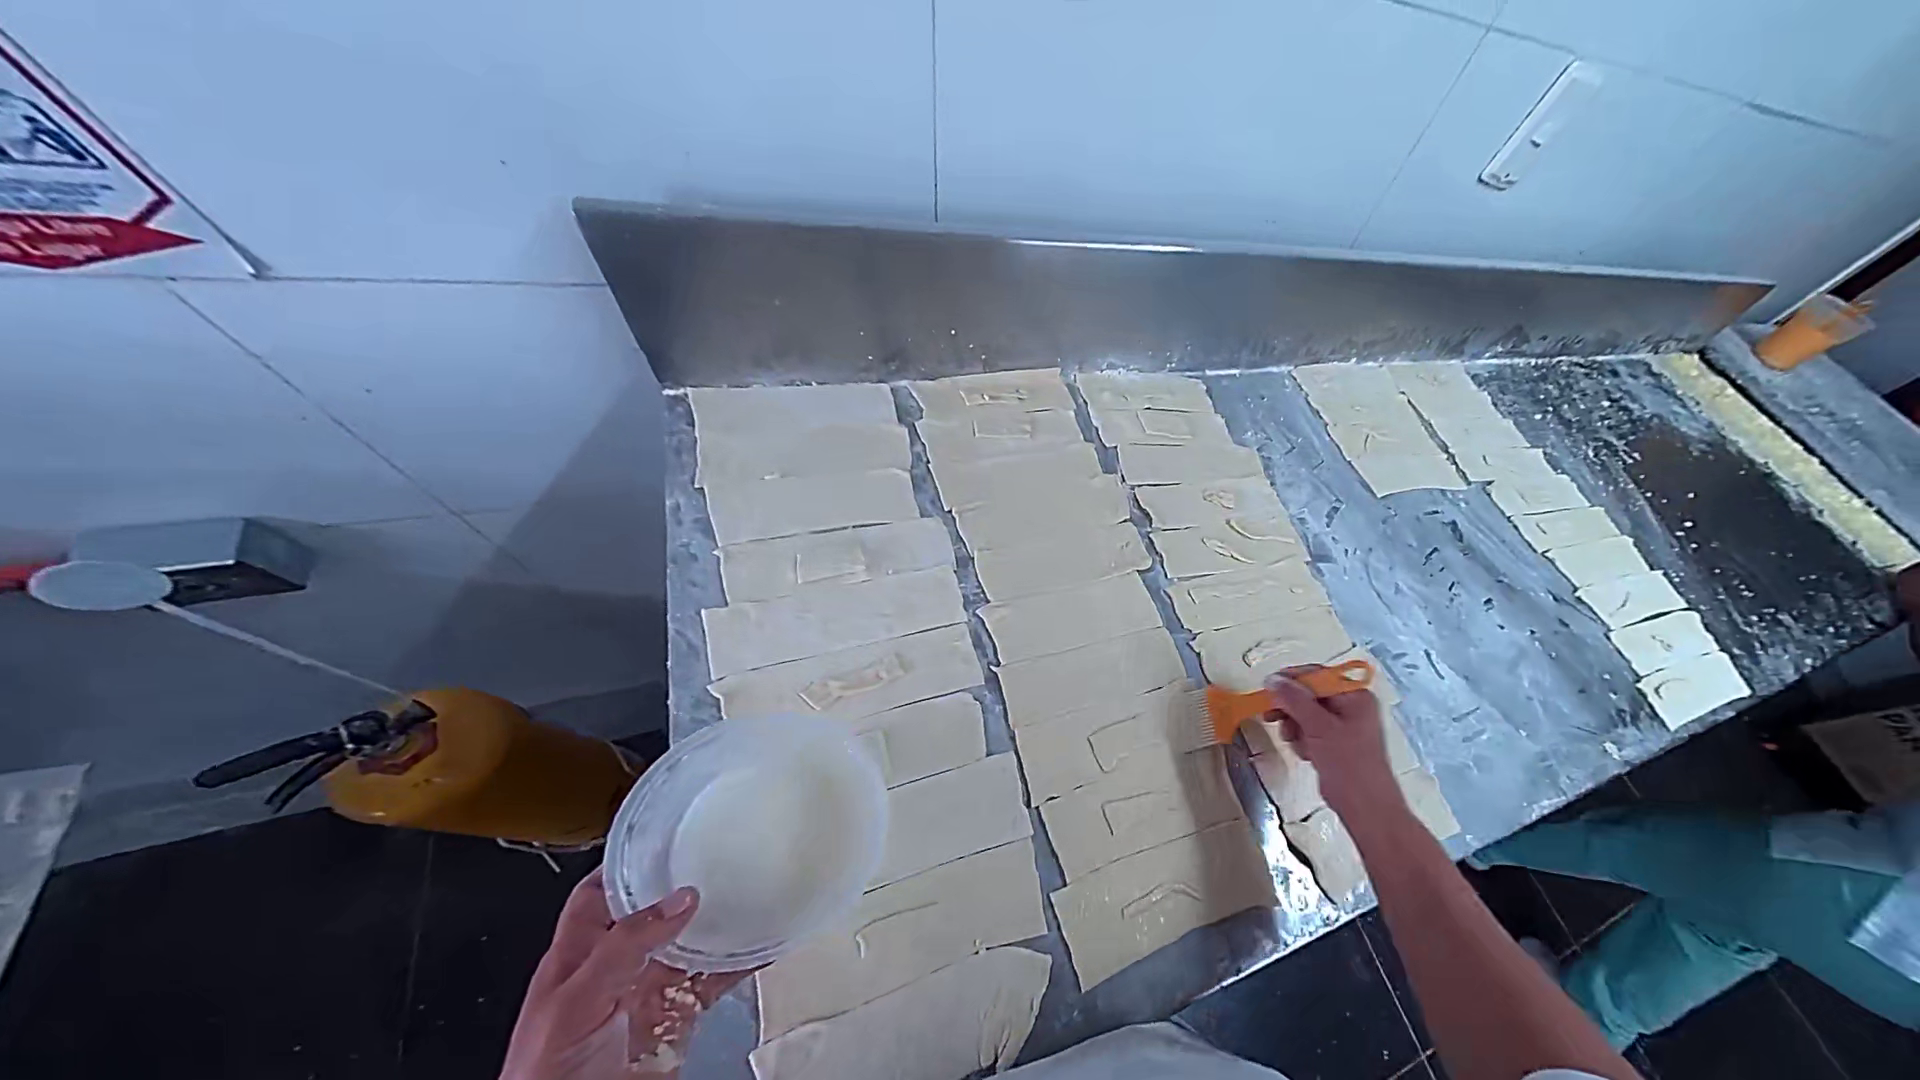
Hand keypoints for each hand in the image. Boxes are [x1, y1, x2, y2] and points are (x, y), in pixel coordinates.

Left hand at [500, 869, 750, 1079]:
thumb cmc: (549, 1073)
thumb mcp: (576, 1002)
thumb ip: (624, 946)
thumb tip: (682, 896)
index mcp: (579, 953)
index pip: (600, 891)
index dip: (627, 862)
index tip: (665, 835)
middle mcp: (615, 966)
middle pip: (652, 910)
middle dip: (683, 883)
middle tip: (721, 853)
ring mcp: (646, 992)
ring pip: (688, 941)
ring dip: (717, 920)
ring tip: (750, 888)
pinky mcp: (675, 1019)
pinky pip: (711, 982)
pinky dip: (740, 963)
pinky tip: (763, 945)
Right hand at [1266, 671, 1402, 820]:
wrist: (1364, 806)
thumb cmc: (1349, 764)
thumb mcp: (1319, 726)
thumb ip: (1294, 700)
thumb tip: (1272, 679)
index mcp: (1355, 696)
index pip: (1317, 676)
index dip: (1291, 680)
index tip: (1268, 687)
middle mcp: (1349, 706)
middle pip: (1307, 694)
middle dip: (1290, 708)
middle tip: (1272, 716)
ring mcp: (1341, 724)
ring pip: (1303, 712)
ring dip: (1293, 725)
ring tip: (1295, 741)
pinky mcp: (1332, 741)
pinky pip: (1307, 729)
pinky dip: (1300, 738)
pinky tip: (1305, 751)